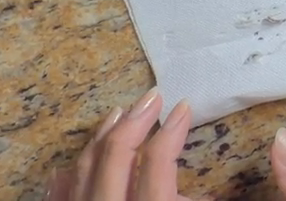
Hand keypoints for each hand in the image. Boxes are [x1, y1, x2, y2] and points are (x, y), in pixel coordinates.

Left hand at [47, 90, 193, 200]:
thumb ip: (203, 198)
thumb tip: (225, 183)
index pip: (156, 160)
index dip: (172, 130)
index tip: (183, 106)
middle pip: (115, 157)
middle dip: (135, 121)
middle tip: (153, 96)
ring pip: (84, 171)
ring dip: (101, 139)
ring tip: (118, 113)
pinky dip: (60, 184)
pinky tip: (63, 168)